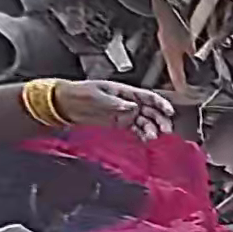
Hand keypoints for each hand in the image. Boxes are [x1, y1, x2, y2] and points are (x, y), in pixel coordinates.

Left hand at [53, 81, 175, 139]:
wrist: (63, 104)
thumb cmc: (78, 93)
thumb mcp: (96, 94)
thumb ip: (115, 102)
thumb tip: (133, 107)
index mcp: (126, 92)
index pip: (150, 97)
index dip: (161, 104)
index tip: (169, 111)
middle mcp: (131, 103)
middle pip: (153, 111)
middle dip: (161, 120)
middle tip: (165, 129)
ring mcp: (127, 114)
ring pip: (148, 122)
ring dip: (153, 129)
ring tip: (152, 137)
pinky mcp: (122, 124)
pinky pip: (138, 130)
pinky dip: (144, 135)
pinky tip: (146, 139)